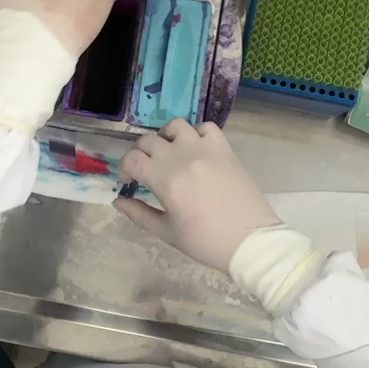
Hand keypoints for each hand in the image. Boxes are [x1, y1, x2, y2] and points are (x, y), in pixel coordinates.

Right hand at [114, 120, 282, 271]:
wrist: (250, 240)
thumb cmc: (206, 241)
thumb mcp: (167, 232)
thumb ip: (139, 214)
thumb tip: (118, 201)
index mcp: (165, 179)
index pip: (132, 159)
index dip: (124, 168)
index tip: (128, 181)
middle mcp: (182, 157)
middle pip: (149, 141)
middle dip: (140, 154)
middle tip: (145, 171)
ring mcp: (205, 149)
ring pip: (175, 126)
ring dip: (165, 137)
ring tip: (168, 154)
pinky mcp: (224, 148)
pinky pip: (206, 127)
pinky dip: (195, 134)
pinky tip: (195, 150)